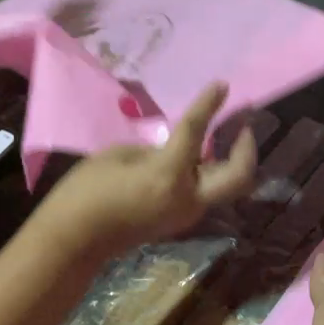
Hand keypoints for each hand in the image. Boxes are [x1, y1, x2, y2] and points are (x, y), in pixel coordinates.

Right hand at [36, 82, 258, 257]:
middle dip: (247, 149)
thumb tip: (174, 151)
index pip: (196, 133)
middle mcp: (191, 198)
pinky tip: (204, 158)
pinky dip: (213, 173)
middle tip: (244, 126)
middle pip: (240, 176)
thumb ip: (154, 150)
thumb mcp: (117, 156)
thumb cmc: (86, 192)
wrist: (76, 239)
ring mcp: (191, 212)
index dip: (209, 106)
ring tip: (229, 138)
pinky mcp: (184, 219)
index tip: (223, 85)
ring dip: (234, 162)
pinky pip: (208, 192)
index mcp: (169, 176)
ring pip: (228, 186)